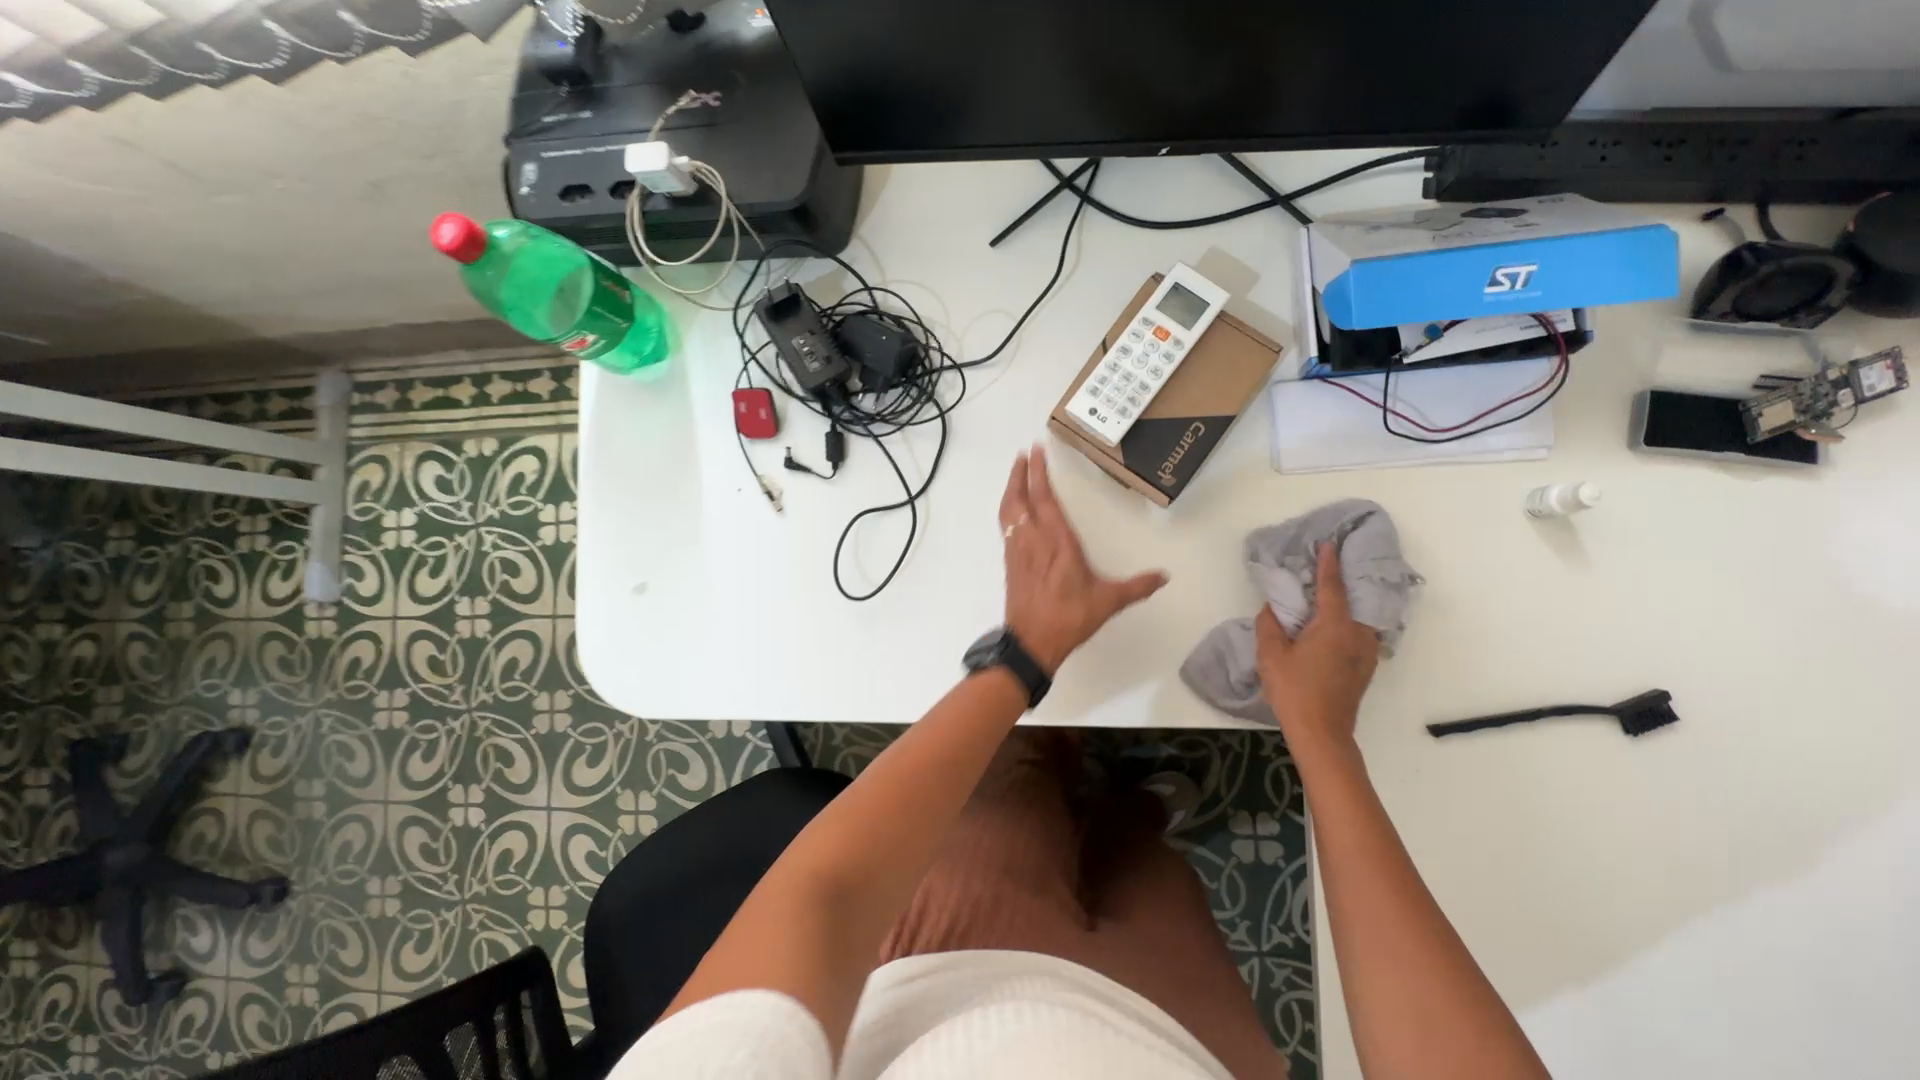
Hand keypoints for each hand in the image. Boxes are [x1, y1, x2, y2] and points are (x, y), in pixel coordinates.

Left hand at [999, 444, 1167, 673]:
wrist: (1032, 643)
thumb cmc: (1069, 618)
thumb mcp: (1108, 601)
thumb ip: (1136, 586)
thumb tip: (1163, 577)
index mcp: (1058, 542)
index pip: (1046, 498)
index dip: (1040, 473)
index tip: (1037, 451)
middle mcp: (1034, 540)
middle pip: (1021, 498)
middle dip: (1021, 473)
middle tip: (1024, 453)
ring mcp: (1018, 551)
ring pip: (1009, 510)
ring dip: (1011, 488)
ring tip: (1016, 472)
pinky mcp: (1010, 563)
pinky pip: (1006, 527)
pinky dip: (1008, 510)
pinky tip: (1013, 509)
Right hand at [1255, 542, 1378, 748]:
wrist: (1322, 733)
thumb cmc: (1294, 691)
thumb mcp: (1270, 655)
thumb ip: (1270, 625)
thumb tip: (1273, 608)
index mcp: (1334, 625)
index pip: (1332, 585)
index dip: (1328, 563)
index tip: (1329, 544)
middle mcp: (1357, 633)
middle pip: (1351, 598)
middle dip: (1340, 580)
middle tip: (1327, 565)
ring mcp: (1366, 651)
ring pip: (1357, 617)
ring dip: (1345, 603)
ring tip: (1328, 595)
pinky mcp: (1365, 667)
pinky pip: (1358, 633)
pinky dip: (1348, 622)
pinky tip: (1332, 626)